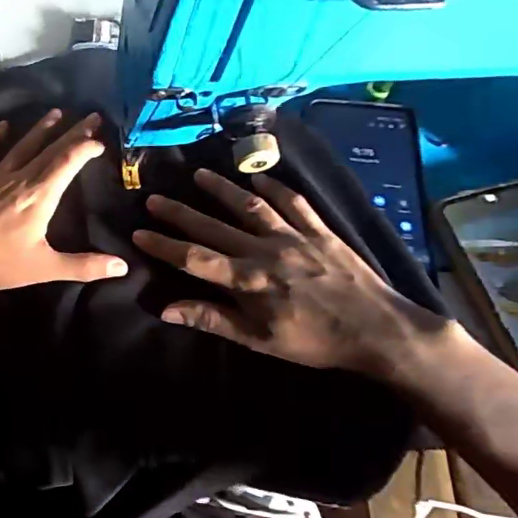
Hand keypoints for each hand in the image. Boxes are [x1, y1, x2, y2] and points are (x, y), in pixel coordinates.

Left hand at [0, 109, 126, 300]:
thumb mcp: (44, 268)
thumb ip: (84, 266)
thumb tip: (122, 267)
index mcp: (39, 196)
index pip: (68, 161)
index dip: (86, 147)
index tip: (100, 141)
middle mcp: (19, 178)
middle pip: (50, 149)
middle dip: (73, 132)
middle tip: (91, 117)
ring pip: (21, 145)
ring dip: (40, 128)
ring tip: (56, 112)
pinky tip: (2, 125)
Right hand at [132, 169, 444, 376]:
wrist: (378, 330)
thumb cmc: (316, 342)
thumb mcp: (260, 341)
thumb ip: (213, 319)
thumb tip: (166, 309)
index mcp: (248, 282)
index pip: (195, 258)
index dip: (164, 244)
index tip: (139, 232)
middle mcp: (265, 251)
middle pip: (214, 226)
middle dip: (180, 212)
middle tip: (154, 198)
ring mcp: (294, 236)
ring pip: (250, 206)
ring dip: (222, 189)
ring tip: (198, 174)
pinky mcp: (320, 230)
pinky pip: (294, 202)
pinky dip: (275, 186)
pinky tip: (259, 177)